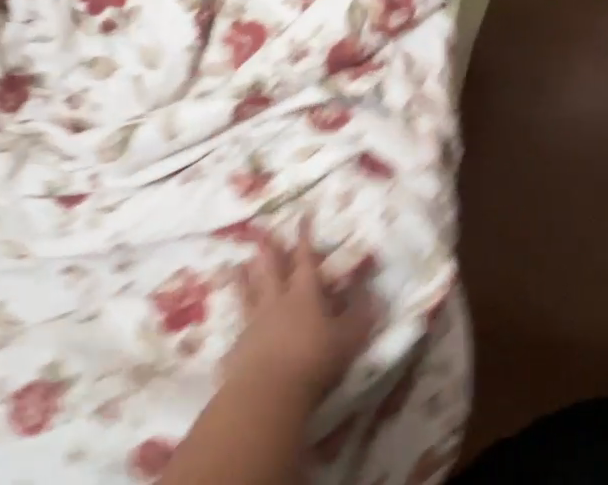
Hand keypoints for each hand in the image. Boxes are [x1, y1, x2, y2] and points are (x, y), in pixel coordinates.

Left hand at [222, 216, 378, 404]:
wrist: (268, 391)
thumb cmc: (313, 360)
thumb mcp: (347, 339)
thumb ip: (361, 317)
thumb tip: (376, 295)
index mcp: (304, 295)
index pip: (305, 259)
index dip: (304, 237)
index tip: (302, 216)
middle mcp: (276, 301)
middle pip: (270, 269)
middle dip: (268, 249)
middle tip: (261, 232)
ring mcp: (253, 322)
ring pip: (247, 292)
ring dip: (243, 276)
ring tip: (237, 263)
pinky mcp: (238, 345)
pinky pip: (237, 323)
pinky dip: (235, 315)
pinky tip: (231, 317)